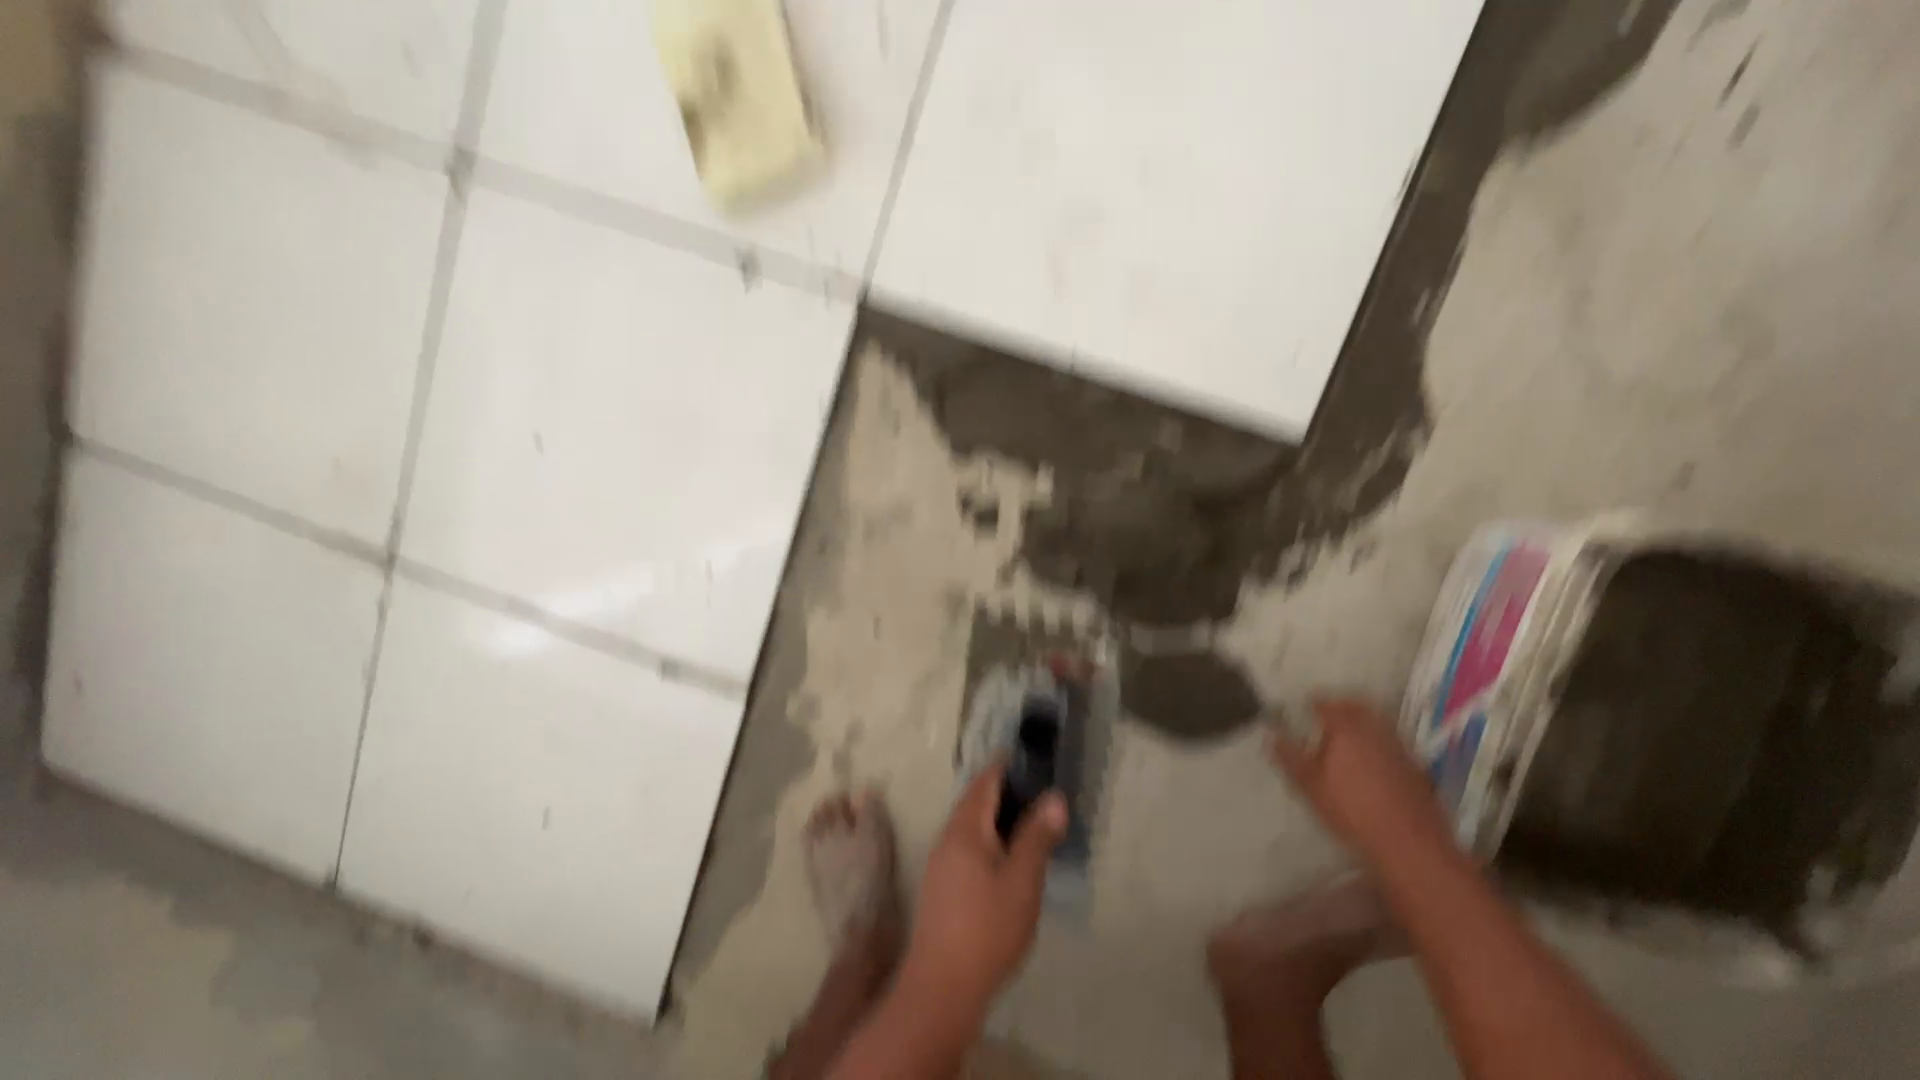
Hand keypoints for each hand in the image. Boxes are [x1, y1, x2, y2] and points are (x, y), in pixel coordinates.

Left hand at [900, 760, 1067, 1010]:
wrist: (942, 988)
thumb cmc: (986, 930)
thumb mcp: (1022, 882)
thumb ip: (1037, 838)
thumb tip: (1053, 797)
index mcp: (964, 831)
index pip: (984, 782)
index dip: (1006, 765)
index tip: (1031, 754)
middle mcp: (947, 840)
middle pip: (975, 803)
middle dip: (1005, 791)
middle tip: (1042, 788)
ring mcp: (941, 866)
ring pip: (972, 828)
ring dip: (998, 818)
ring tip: (1033, 821)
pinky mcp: (943, 889)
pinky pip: (968, 849)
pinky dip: (991, 841)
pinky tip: (1011, 859)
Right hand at [1270, 699, 1455, 865]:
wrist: (1407, 840)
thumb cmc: (1350, 810)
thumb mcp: (1310, 786)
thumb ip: (1289, 758)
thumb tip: (1271, 736)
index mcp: (1346, 729)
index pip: (1327, 704)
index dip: (1314, 702)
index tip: (1306, 706)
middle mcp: (1374, 729)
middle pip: (1357, 706)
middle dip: (1341, 706)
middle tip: (1327, 714)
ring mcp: (1398, 745)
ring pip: (1377, 721)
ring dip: (1362, 721)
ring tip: (1349, 735)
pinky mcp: (1414, 764)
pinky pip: (1392, 740)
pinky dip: (1379, 740)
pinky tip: (1373, 758)